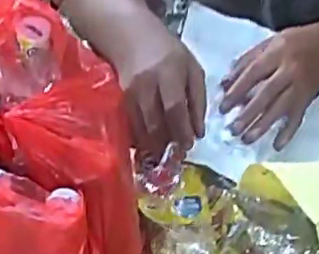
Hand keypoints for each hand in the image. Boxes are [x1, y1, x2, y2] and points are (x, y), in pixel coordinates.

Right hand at [108, 22, 206, 166]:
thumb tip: (198, 133)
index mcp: (168, 72)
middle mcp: (147, 83)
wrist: (131, 37)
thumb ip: (198, 100)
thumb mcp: (191, 69)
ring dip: (155, 146)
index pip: (174, 109)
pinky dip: (142, 141)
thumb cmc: (168, 54)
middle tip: (176, 151)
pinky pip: (132, 129)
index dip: (182, 131)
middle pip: (156, 124)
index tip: (188, 145)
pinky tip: (150, 142)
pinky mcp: (121, 102)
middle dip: (168, 143)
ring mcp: (131, 93)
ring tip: (164, 149)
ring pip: (142, 131)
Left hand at [219, 22, 318, 148]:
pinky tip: (276, 146)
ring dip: (261, 127)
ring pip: (278, 110)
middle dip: (246, 114)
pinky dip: (287, 133)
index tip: (223, 107)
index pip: (253, 74)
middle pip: (264, 95)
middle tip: (232, 130)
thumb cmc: (297, 44)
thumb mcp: (272, 43)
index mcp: (277, 53)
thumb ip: (248, 60)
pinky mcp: (307, 100)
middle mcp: (288, 71)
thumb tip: (225, 83)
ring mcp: (299, 87)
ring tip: (246, 140)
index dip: (237, 91)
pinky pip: (296, 119)